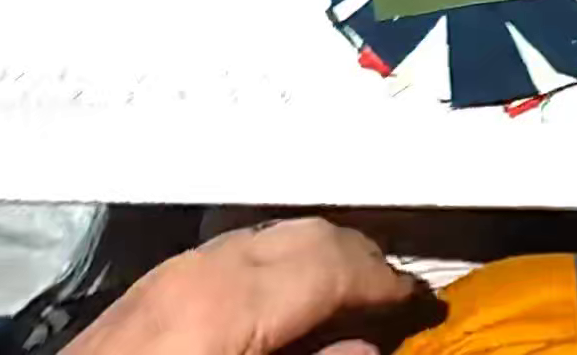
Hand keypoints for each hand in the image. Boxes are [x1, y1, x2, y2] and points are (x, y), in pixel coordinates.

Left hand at [66, 218, 420, 354]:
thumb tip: (366, 346)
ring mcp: (178, 268)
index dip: (383, 281)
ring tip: (354, 288)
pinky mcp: (158, 281)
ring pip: (283, 233)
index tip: (418, 300)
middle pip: (312, 236)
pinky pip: (247, 247)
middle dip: (362, 258)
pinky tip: (295, 292)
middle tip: (395, 293)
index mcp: (225, 307)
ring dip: (328, 253)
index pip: (332, 266)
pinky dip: (289, 257)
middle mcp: (207, 268)